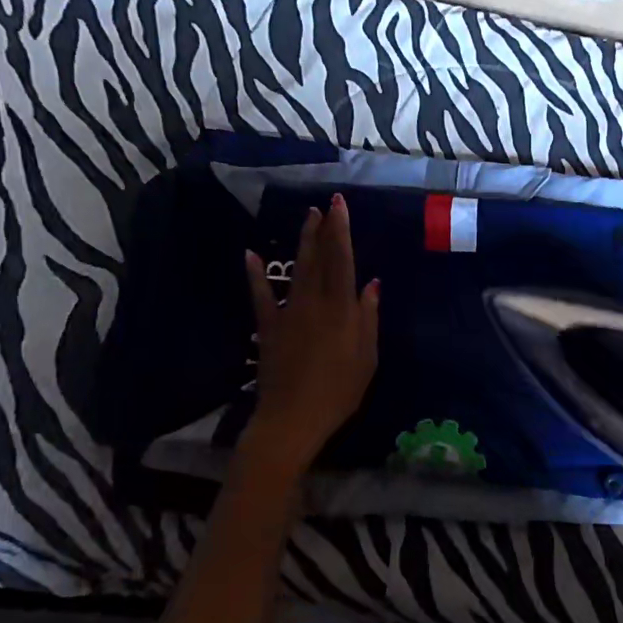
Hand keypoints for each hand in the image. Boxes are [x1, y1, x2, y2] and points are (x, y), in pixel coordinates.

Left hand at [243, 194, 379, 467]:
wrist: (293, 418)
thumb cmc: (340, 391)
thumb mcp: (367, 357)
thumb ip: (368, 318)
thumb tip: (371, 284)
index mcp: (342, 310)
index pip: (343, 261)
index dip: (342, 231)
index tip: (341, 206)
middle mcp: (315, 303)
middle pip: (319, 259)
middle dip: (323, 229)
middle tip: (326, 204)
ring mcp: (288, 313)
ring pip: (296, 269)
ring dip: (302, 242)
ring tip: (307, 218)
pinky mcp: (269, 327)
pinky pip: (261, 296)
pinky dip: (255, 275)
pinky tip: (250, 255)